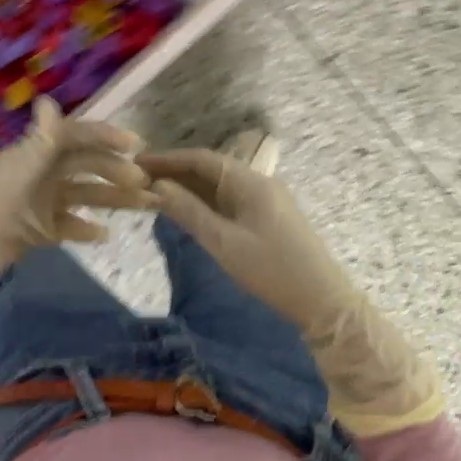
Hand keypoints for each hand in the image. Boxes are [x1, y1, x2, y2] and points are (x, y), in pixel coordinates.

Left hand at [0, 99, 155, 348]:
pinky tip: (107, 235)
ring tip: (148, 207)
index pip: (73, 136)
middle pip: (84, 166)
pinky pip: (67, 223)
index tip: (138, 145)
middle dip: (116, 171)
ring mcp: (36, 203)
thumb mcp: (12, 181)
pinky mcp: (34, 231)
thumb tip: (50, 101)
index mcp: (30, 156)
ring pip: (82, 195)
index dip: (105, 137)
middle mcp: (36, 174)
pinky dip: (86, 227)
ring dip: (112, 199)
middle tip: (148, 186)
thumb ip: (37, 145)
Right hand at [136, 149, 357, 328]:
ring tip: (152, 194)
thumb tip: (156, 186)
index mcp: (249, 182)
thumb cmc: (272, 270)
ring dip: (187, 188)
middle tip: (136, 180)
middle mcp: (257, 182)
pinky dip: (202, 202)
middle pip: (209, 169)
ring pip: (217, 186)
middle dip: (173, 173)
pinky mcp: (266, 217)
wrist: (324, 302)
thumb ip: (188, 211)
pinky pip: (227, 200)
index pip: (201, 159)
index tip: (136, 162)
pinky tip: (183, 211)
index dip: (167, 159)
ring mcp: (263, 200)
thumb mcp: (223, 242)